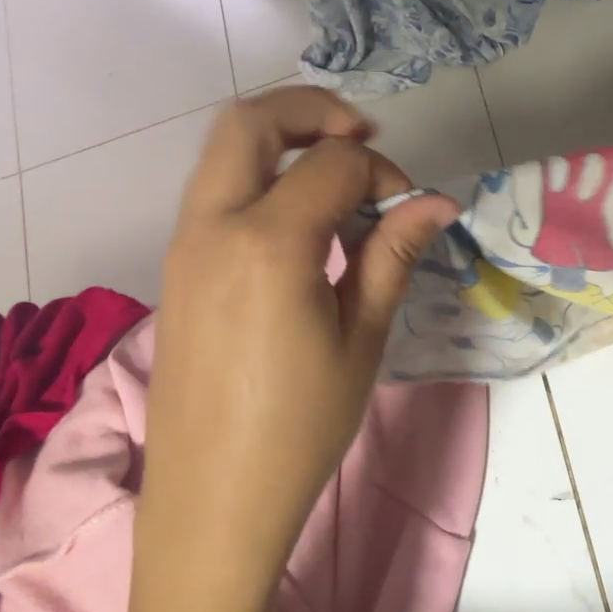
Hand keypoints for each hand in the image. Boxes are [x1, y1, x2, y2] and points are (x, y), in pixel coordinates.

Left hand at [142, 87, 457, 595]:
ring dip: (281, 142)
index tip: (411, 208)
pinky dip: (259, 177)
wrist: (215, 499)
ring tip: (339, 176)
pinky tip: (304, 223)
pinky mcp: (177, 268)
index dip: (383, 171)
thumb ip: (392, 254)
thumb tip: (435, 200)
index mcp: (268, 243)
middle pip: (249, 121)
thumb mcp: (361, 338)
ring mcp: (183, 245)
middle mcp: (212, 226)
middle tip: (365, 135)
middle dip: (312, 112)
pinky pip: (215, 191)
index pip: (333, 164)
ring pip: (223, 151)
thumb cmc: (302, 425)